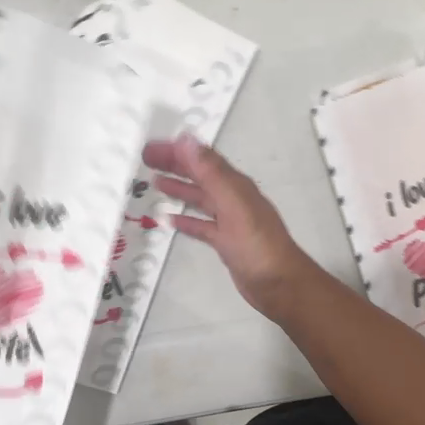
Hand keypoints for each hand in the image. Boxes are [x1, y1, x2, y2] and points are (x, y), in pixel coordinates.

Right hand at [144, 137, 322, 318]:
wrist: (278, 284)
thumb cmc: (257, 245)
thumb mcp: (233, 205)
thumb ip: (211, 173)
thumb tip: (187, 140)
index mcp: (235, 186)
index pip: (202, 159)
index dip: (177, 151)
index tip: (150, 148)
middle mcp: (232, 199)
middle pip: (200, 176)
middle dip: (175, 165)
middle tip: (146, 160)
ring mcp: (229, 221)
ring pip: (200, 199)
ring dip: (180, 189)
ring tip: (156, 183)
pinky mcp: (226, 242)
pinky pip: (202, 226)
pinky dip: (187, 221)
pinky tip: (171, 220)